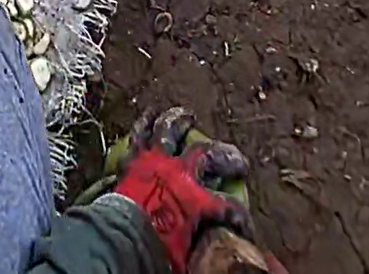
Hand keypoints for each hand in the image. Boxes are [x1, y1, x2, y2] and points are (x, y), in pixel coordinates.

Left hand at [110, 109, 258, 271]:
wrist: (122, 235)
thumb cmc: (158, 249)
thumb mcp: (192, 255)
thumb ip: (209, 244)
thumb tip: (225, 253)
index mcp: (197, 201)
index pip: (231, 208)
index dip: (242, 219)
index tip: (246, 229)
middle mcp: (178, 173)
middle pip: (206, 154)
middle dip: (225, 156)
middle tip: (236, 158)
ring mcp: (153, 159)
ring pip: (167, 129)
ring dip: (178, 121)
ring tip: (185, 114)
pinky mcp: (132, 157)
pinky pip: (139, 133)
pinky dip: (145, 123)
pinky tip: (148, 116)